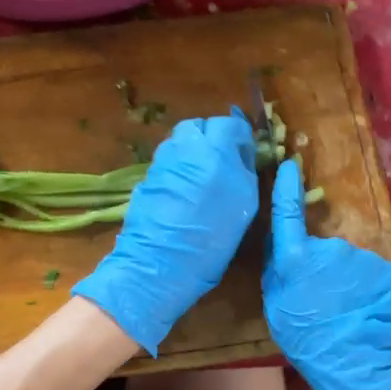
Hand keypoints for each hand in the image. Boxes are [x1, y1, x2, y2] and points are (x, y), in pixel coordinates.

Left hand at [73, 112, 257, 353]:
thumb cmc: (211, 242)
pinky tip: (181, 192)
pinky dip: (176, 168)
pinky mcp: (146, 178)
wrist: (160, 265)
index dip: (238, 136)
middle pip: (198, 126)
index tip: (244, 152)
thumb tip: (242, 156)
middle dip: (210, 137)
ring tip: (201, 176)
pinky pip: (165, 162)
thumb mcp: (244, 207)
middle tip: (220, 159)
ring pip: (178, 142)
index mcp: (216, 153)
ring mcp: (162, 163)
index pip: (228, 124)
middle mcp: (186, 150)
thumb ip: (244, 173)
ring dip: (191, 151)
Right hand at [263, 161, 390, 389]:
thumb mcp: (277, 307)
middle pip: (327, 250)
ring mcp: (367, 260)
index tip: (291, 165)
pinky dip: (373, 293)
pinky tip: (368, 315)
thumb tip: (282, 249)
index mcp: (298, 258)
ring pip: (354, 266)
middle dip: (326, 269)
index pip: (288, 215)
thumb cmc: (308, 339)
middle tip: (324, 301)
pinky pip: (377, 278)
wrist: (356, 365)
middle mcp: (333, 249)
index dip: (287, 189)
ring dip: (350, 283)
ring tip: (348, 313)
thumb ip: (279, 273)